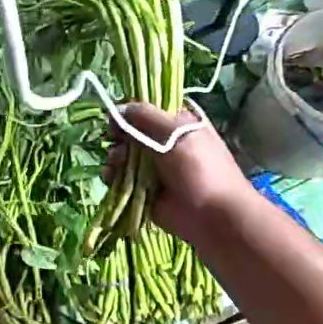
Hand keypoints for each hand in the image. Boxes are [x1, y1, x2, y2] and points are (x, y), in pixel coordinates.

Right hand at [106, 103, 255, 241]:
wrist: (212, 215)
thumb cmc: (200, 167)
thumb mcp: (175, 132)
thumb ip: (145, 117)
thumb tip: (117, 108)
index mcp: (175, 122)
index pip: (145, 108)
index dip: (128, 110)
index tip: (115, 117)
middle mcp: (162, 141)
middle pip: (129, 131)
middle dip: (118, 134)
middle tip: (115, 140)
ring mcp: (150, 166)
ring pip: (121, 153)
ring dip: (114, 155)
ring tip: (116, 162)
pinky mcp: (141, 188)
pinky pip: (118, 177)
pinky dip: (110, 175)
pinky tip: (110, 176)